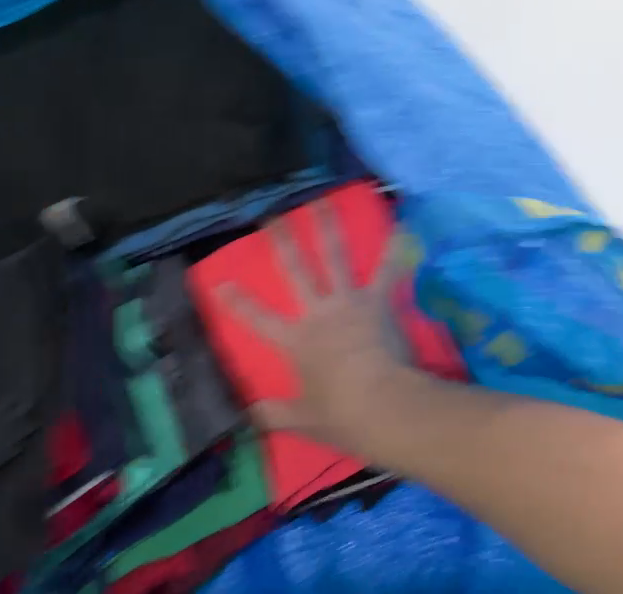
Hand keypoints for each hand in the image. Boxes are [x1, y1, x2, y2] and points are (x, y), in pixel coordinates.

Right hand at [216, 204, 419, 454]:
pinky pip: (388, 270)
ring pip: (335, 256)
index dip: (237, 302)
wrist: (383, 403)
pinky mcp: (379, 300)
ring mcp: (350, 301)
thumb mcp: (302, 420)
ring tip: (322, 201)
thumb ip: (274, 414)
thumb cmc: (341, 415)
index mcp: (296, 342)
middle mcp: (319, 312)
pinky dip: (395, 248)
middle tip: (272, 215)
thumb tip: (247, 415)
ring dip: (328, 227)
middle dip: (282, 241)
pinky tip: (402, 226)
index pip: (259, 319)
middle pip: (296, 270)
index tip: (220, 282)